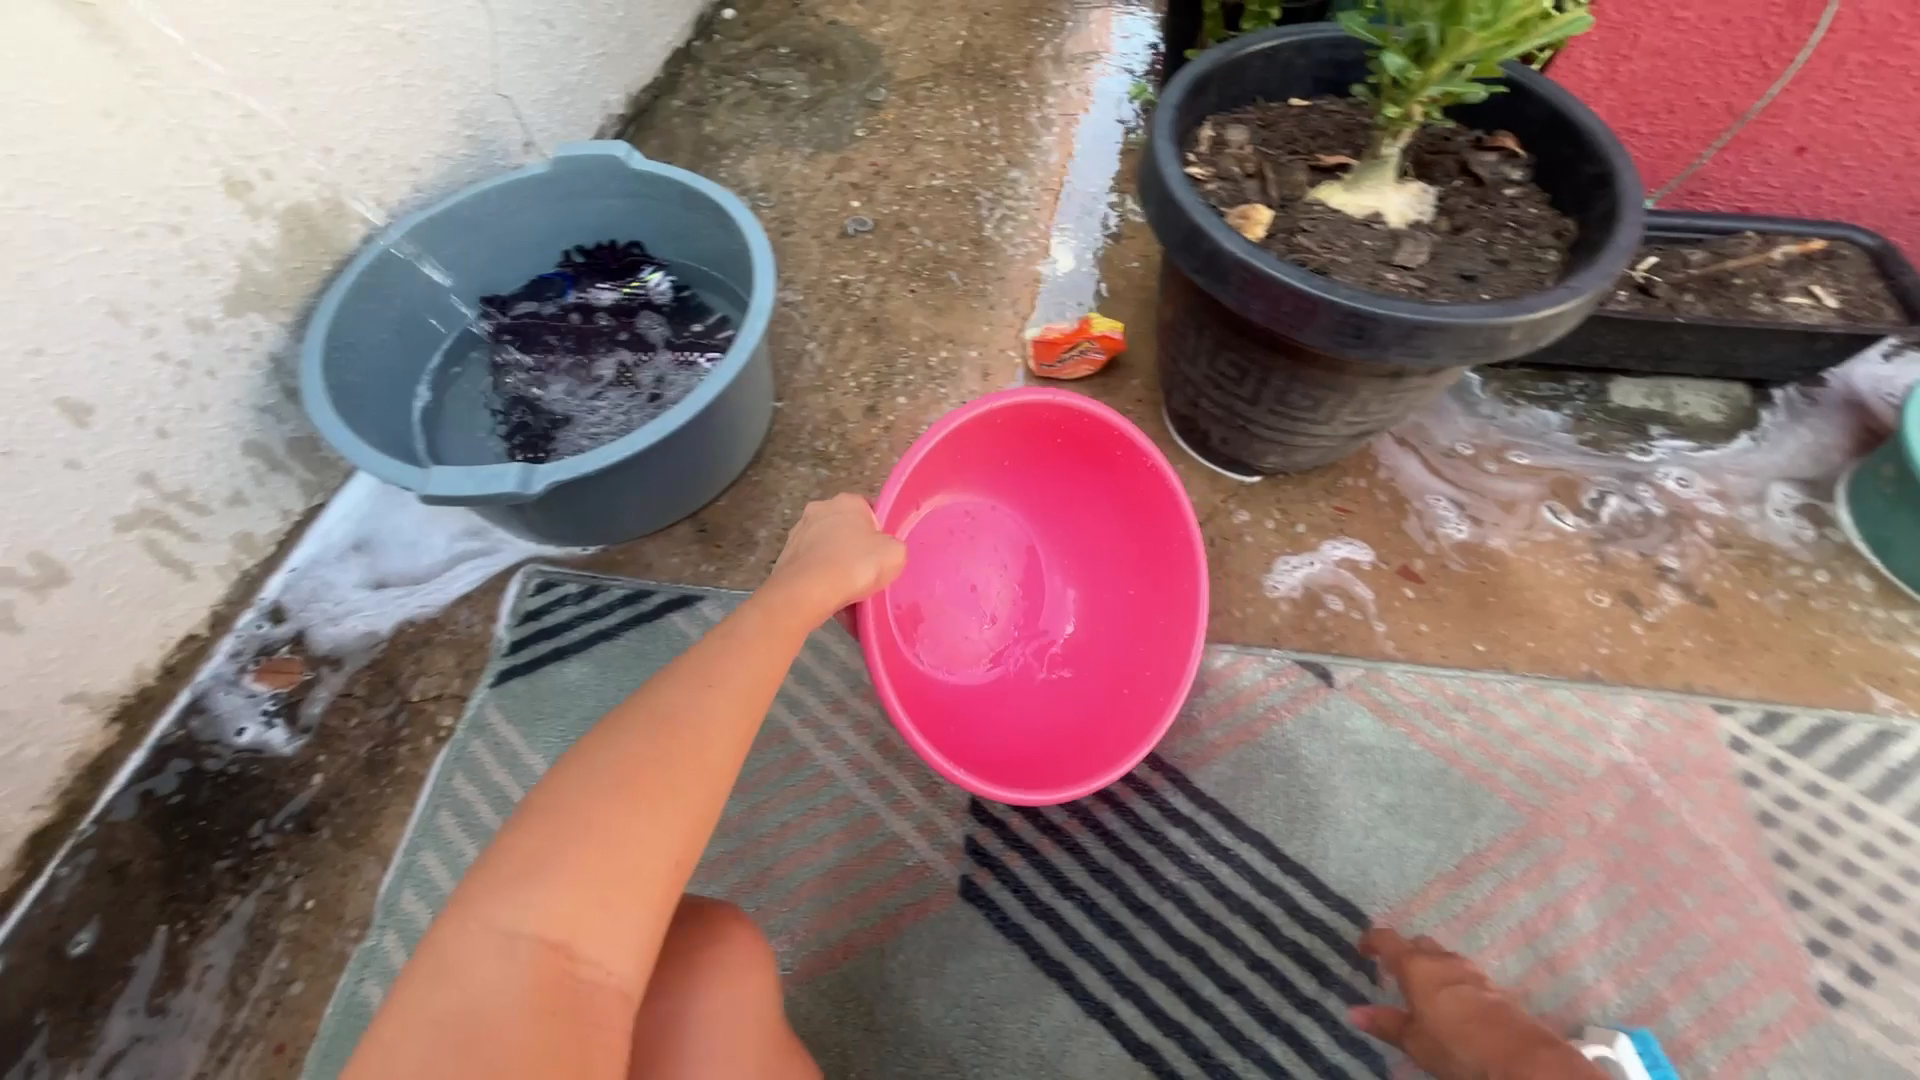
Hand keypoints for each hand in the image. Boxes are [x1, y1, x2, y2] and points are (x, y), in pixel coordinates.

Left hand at [760, 494, 906, 626]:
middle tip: (866, 570)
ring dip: (835, 562)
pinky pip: (811, 565)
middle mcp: (820, 508)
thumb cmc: (856, 565)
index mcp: (848, 501)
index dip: (879, 533)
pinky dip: (820, 576)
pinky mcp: (785, 555)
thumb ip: (894, 546)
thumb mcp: (895, 554)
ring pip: (826, 547)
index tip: (882, 553)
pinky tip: (828, 594)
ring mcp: (798, 531)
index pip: (870, 511)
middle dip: (854, 546)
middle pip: (845, 528)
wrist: (808, 592)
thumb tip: (885, 550)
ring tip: (846, 588)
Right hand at [1352, 928, 1603, 1079]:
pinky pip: (1466, 976)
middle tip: (1396, 974)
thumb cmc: (1458, 1048)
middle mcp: (1442, 960)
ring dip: (1432, 967)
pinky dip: (1454, 983)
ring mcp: (1472, 973)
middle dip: (1405, 953)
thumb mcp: (1415, 1042)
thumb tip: (1353, 1012)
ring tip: (1427, 991)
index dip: (1372, 940)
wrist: (1526, 1061)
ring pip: (1444, 958)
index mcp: (1415, 966)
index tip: (1363, 951)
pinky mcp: (1496, 990)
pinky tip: (1457, 1006)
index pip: (1386, 938)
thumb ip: (1385, 1024)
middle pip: (1418, 943)